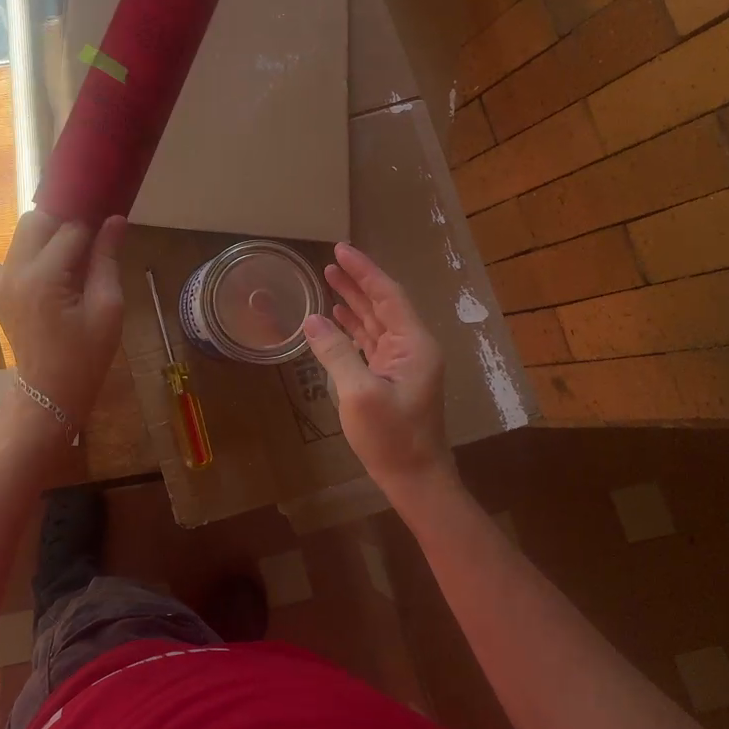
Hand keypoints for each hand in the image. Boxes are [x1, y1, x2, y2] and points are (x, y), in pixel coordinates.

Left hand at [0, 211, 127, 436]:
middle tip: (93, 235)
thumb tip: (115, 219)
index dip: (93, 223)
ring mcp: (1, 282)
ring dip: (51, 235)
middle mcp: (14, 273)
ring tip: (79, 254)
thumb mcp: (107, 308)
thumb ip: (107, 259)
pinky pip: (19, 256)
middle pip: (36, 221)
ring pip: (24, 235)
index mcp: (42, 278)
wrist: (48, 396)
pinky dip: (40, 252)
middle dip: (64, 220)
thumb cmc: (86, 357)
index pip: (69, 229)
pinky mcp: (0, 291)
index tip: (110, 222)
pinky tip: (62, 271)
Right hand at [301, 242, 452, 493]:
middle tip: (331, 260)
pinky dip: (352, 326)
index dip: (365, 271)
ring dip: (354, 301)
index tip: (341, 250)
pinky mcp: (390, 380)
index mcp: (414, 345)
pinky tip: (336, 318)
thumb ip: (336, 352)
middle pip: (383, 304)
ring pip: (376, 322)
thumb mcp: (359, 392)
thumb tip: (312, 320)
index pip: (388, 296)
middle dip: (358, 281)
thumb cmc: (391, 436)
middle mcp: (412, 348)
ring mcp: (402, 365)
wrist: (416, 478)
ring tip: (329, 279)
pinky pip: (370, 341)